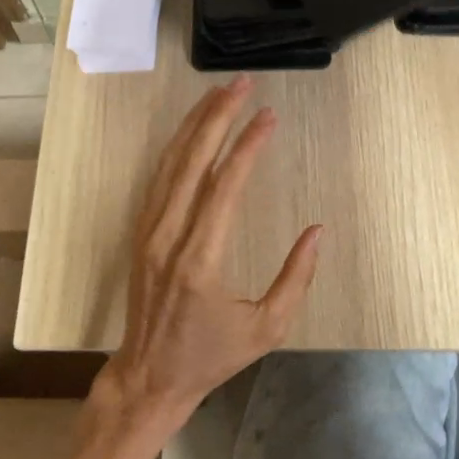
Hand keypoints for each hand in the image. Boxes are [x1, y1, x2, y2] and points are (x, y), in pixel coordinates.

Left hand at [93, 77, 323, 423]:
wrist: (149, 375)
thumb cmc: (212, 355)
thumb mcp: (266, 329)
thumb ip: (296, 279)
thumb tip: (318, 231)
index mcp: (201, 260)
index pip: (225, 186)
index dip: (248, 145)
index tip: (268, 115)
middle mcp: (169, 236)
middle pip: (193, 161)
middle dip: (218, 117)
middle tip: (242, 83)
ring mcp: (149, 231)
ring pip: (170, 163)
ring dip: (195, 123)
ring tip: (218, 92)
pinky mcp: (140, 231)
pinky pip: (159, 178)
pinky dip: (177, 146)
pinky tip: (192, 128)